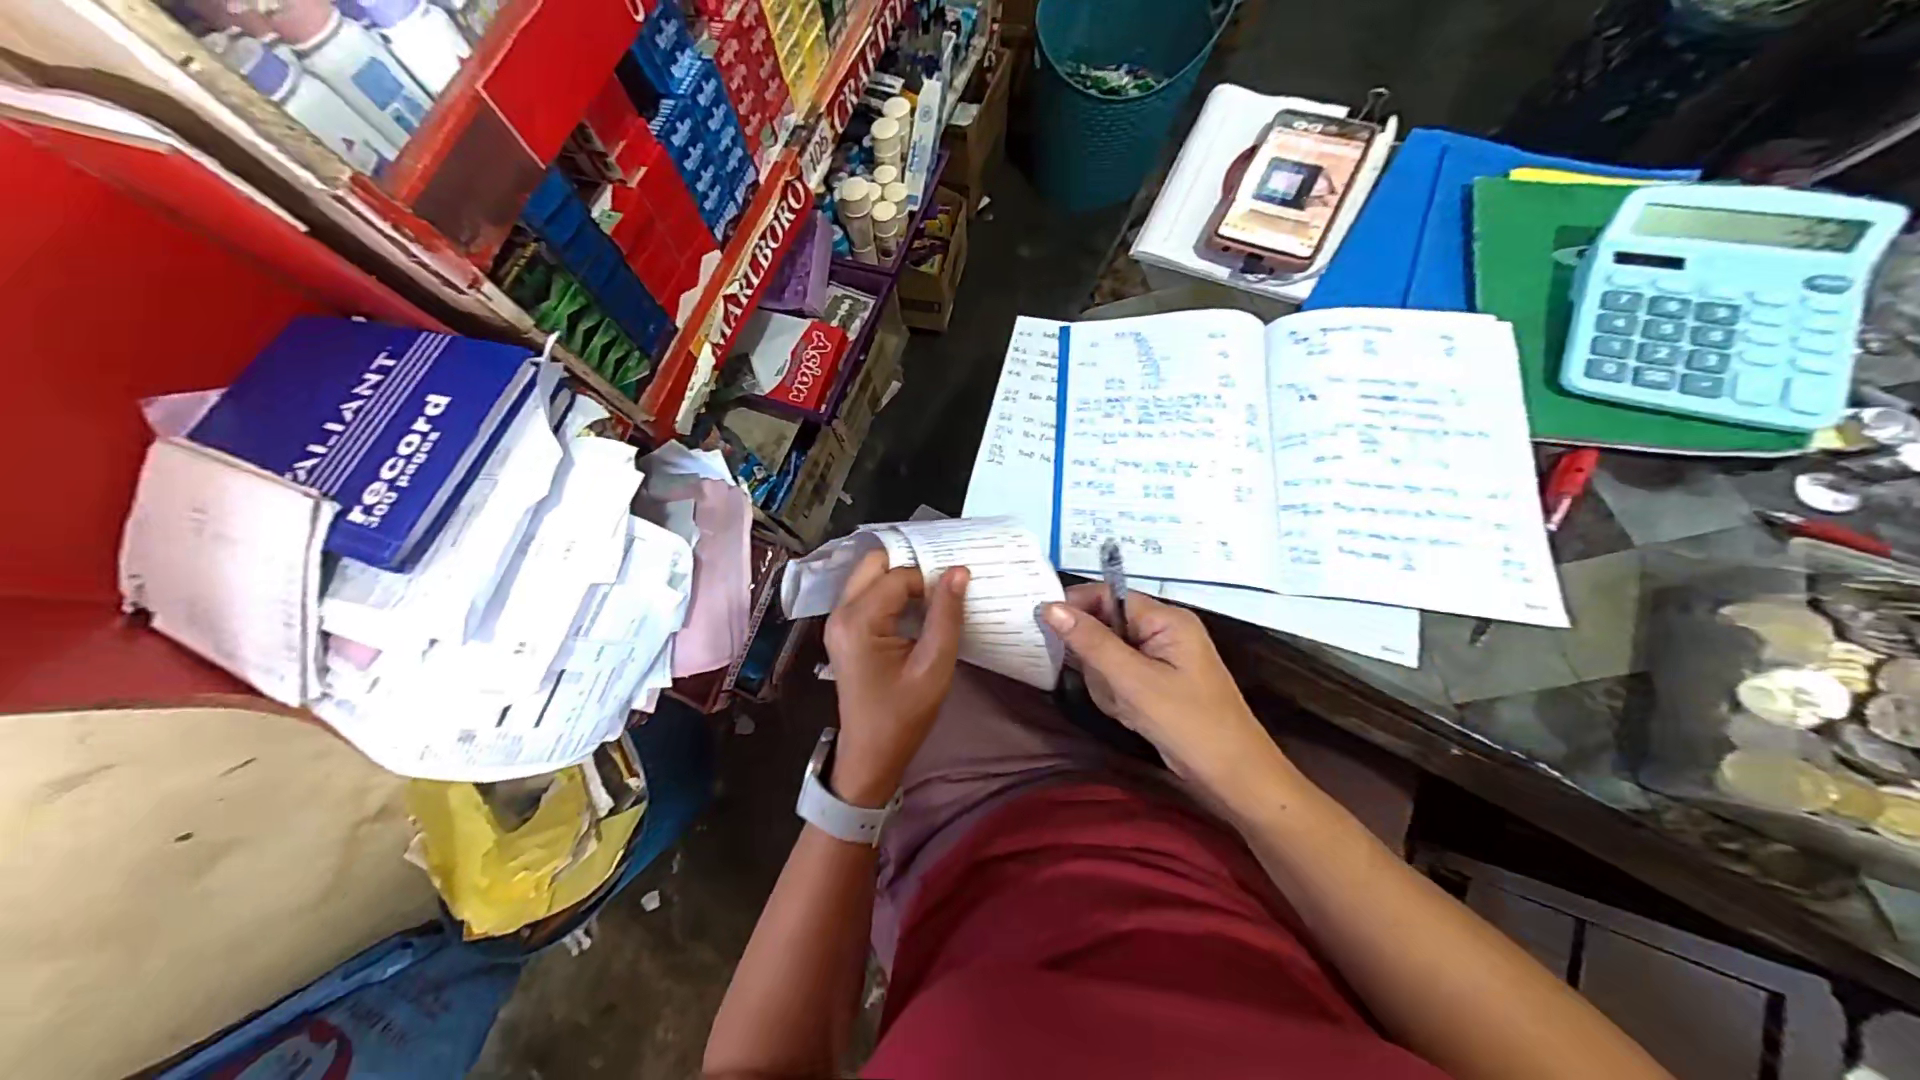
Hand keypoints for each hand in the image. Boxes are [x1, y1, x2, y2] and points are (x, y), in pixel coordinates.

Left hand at [822, 551, 968, 807]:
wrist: (871, 753)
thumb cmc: (904, 714)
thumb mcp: (934, 665)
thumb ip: (946, 616)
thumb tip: (958, 571)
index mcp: (859, 620)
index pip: (899, 576)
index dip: (929, 580)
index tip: (953, 597)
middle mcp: (840, 613)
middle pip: (874, 563)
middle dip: (910, 567)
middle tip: (941, 585)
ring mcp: (837, 621)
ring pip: (869, 576)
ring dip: (900, 579)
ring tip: (933, 596)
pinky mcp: (843, 630)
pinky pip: (866, 594)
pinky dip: (891, 593)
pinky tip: (916, 610)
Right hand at [1042, 587, 1289, 807]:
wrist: (1232, 776)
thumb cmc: (1187, 723)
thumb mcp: (1133, 681)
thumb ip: (1090, 642)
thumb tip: (1050, 607)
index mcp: (1165, 619)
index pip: (1108, 595)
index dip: (1076, 607)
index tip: (1045, 627)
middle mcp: (1163, 631)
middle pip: (1105, 627)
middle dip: (1098, 660)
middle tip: (1111, 687)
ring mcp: (1160, 658)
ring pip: (1107, 656)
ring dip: (1107, 683)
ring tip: (1127, 706)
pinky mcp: (1156, 681)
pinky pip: (1119, 677)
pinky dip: (1117, 696)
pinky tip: (1132, 714)